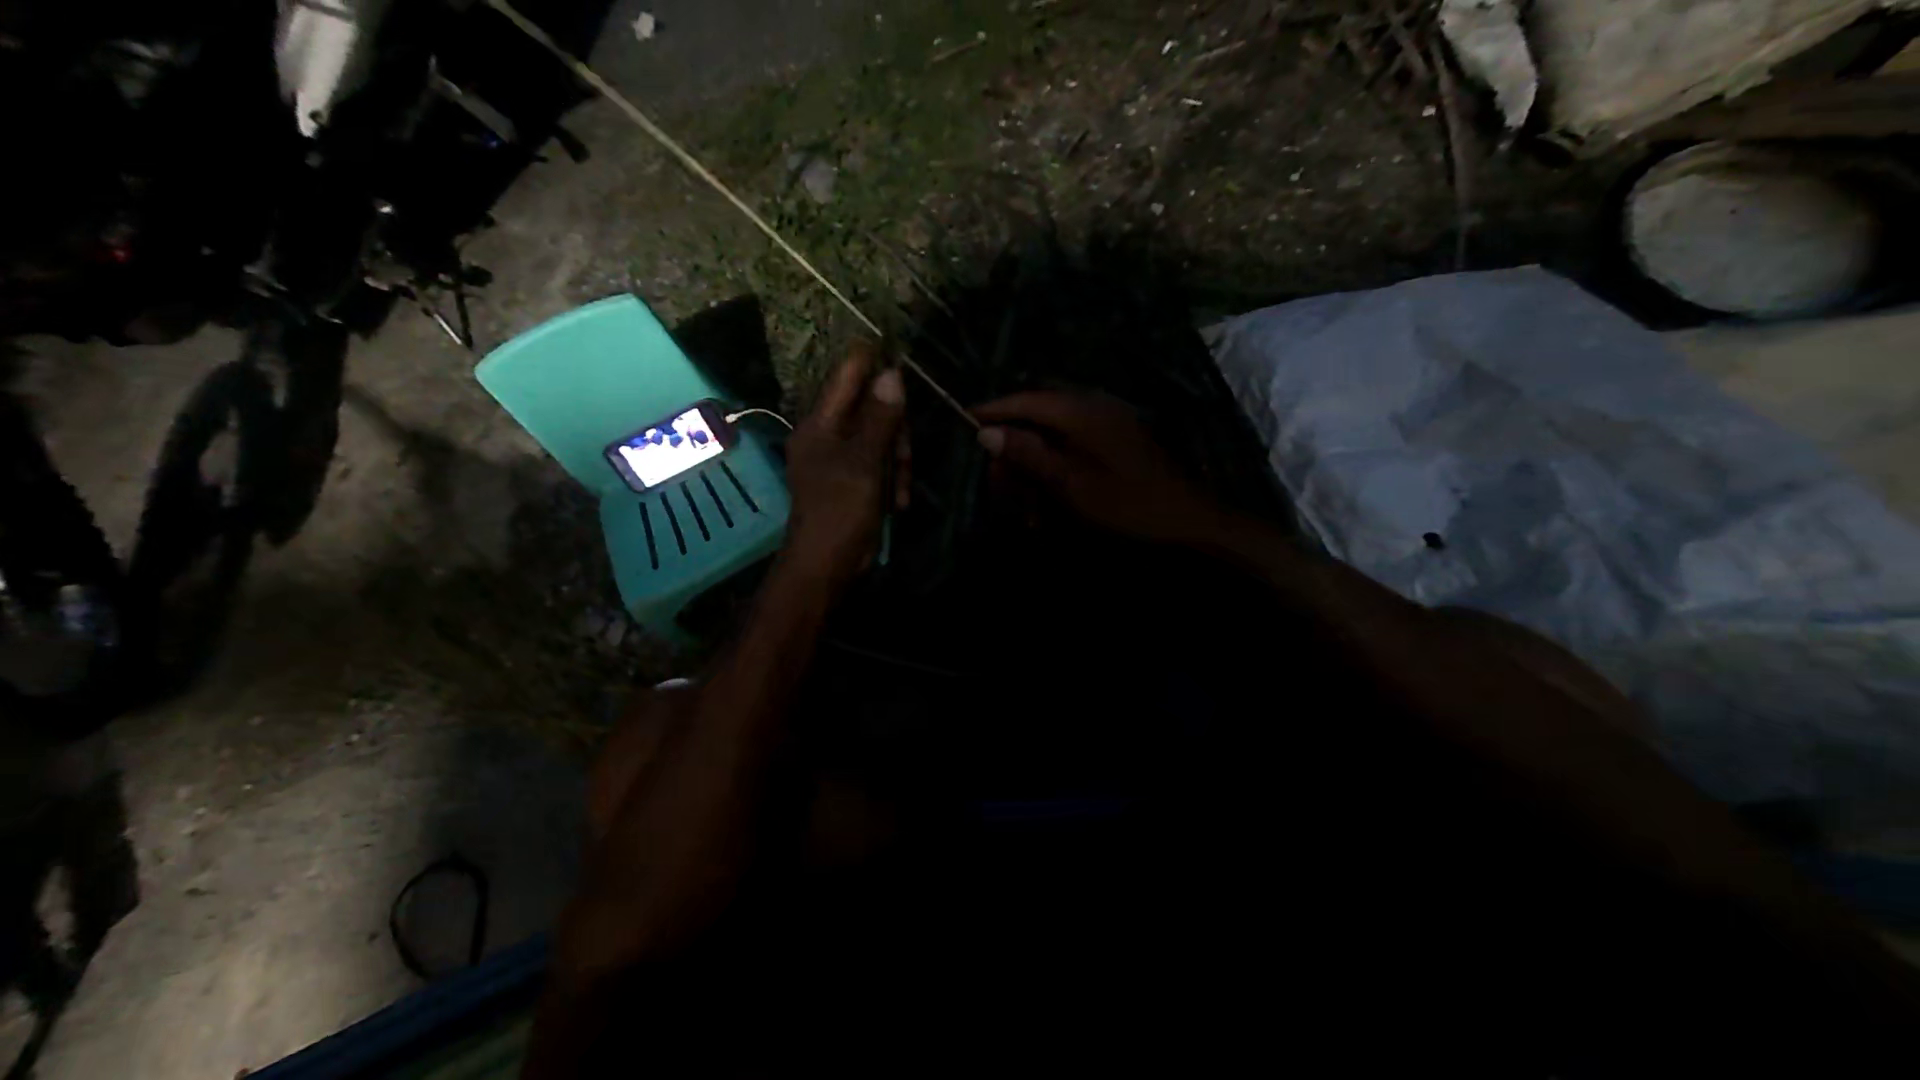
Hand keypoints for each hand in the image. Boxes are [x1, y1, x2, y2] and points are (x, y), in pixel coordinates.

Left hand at [782, 341, 908, 586]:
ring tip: (901, 491)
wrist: (826, 566)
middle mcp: (827, 435)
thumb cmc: (839, 511)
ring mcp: (839, 459)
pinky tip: (898, 502)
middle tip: (906, 456)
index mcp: (820, 425)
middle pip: (871, 410)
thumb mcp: (865, 463)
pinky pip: (879, 464)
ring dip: (898, 463)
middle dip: (896, 432)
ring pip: (881, 439)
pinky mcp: (852, 480)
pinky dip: (892, 480)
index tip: (901, 352)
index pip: (845, 377)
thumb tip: (891, 373)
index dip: (871, 361)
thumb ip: (879, 418)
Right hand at [974, 390, 1225, 545]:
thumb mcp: (1071, 483)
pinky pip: (1072, 439)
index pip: (1026, 400)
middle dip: (1013, 442)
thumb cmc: (1127, 502)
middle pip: (1038, 413)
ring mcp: (1107, 418)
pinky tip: (1047, 489)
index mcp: (1082, 412)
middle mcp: (1093, 405)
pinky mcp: (1115, 434)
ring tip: (1020, 493)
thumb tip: (988, 432)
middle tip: (996, 475)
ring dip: (1033, 457)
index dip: (994, 409)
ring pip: (1053, 429)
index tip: (964, 418)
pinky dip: (1054, 461)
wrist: (1187, 516)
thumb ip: (1029, 454)